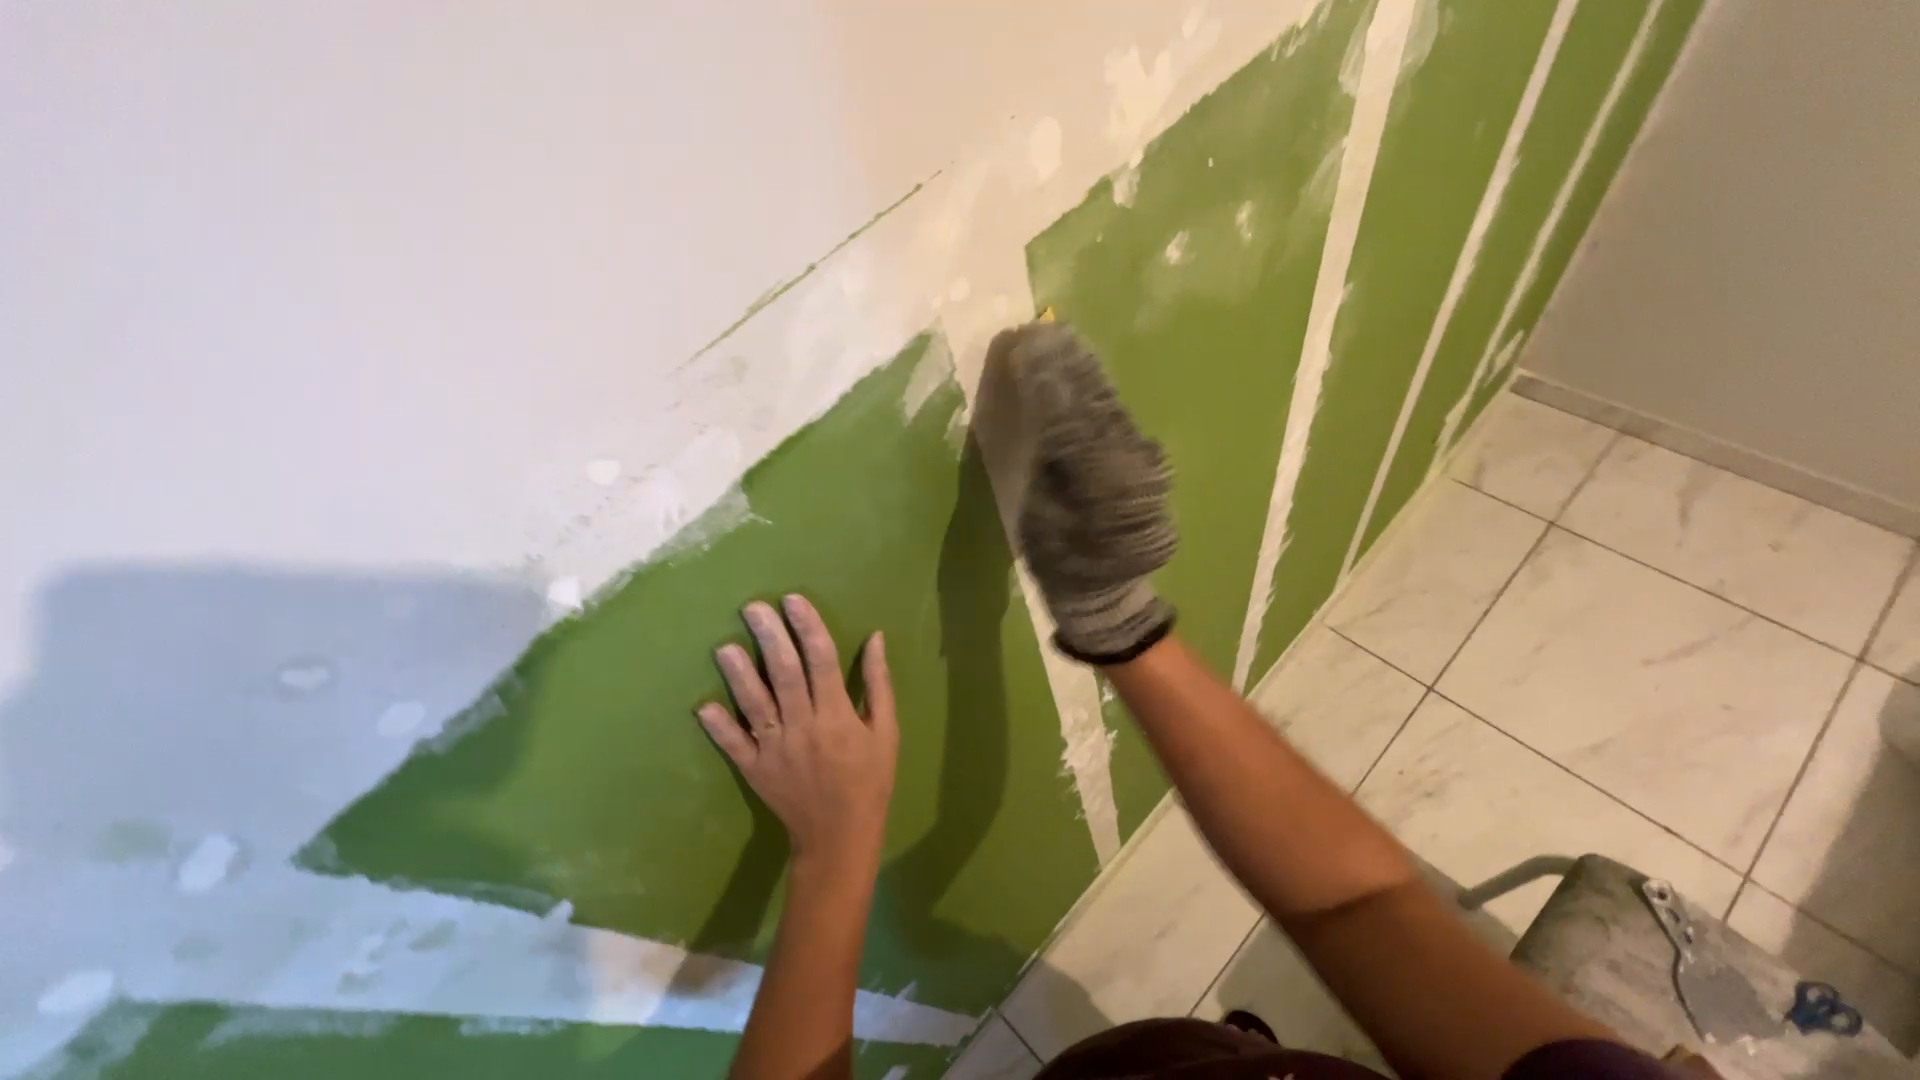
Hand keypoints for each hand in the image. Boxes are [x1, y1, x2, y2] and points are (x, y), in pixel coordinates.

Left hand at [698, 595, 898, 869]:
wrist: (841, 835)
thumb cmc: (870, 780)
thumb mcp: (887, 731)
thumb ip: (878, 684)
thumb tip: (875, 638)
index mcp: (837, 714)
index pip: (821, 660)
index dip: (807, 627)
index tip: (793, 600)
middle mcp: (804, 725)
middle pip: (784, 673)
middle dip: (769, 637)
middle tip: (753, 608)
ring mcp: (776, 748)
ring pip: (754, 704)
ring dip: (739, 674)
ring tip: (725, 647)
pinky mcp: (755, 769)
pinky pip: (734, 745)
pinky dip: (719, 727)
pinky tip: (704, 706)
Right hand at [986, 321, 1178, 663]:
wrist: (1106, 596)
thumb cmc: (1062, 563)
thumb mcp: (1040, 518)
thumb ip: (1046, 465)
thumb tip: (1042, 418)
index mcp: (1096, 475)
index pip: (1066, 411)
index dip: (1043, 376)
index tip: (1022, 344)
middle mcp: (1127, 461)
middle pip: (1092, 401)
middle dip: (1065, 364)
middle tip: (1039, 331)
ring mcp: (1142, 461)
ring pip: (1107, 405)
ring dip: (1083, 371)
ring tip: (1060, 340)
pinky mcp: (1146, 463)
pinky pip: (1117, 419)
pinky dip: (1097, 393)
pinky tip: (1084, 372)